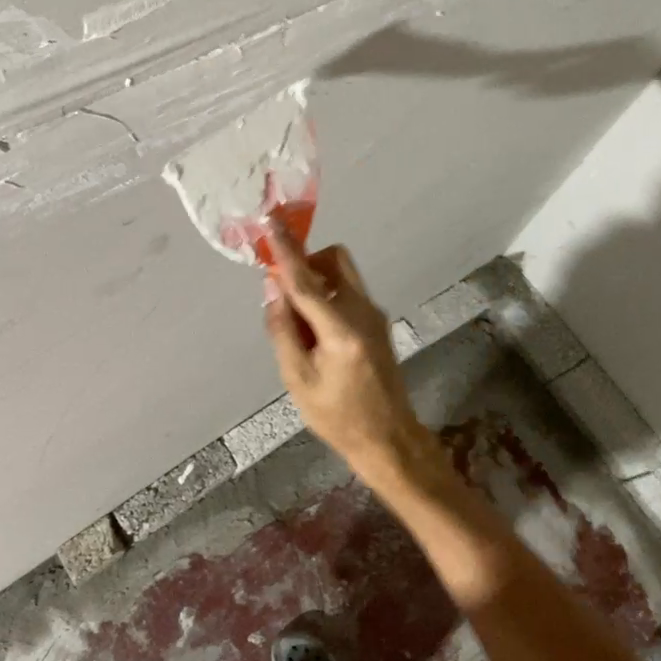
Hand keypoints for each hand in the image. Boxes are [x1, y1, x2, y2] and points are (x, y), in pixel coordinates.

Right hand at [262, 224, 429, 473]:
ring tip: (297, 322)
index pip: (306, 281)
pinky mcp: (377, 322)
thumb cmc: (338, 417)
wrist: (389, 438)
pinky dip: (327, 296)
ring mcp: (375, 315)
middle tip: (283, 288)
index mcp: (341, 330)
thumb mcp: (298, 380)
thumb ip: (283, 330)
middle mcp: (363, 312)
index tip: (271, 222)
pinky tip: (314, 332)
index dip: (286, 251)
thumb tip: (273, 288)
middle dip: (306, 262)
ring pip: (342, 274)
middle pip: (335, 260)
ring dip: (316, 281)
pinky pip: (348, 292)